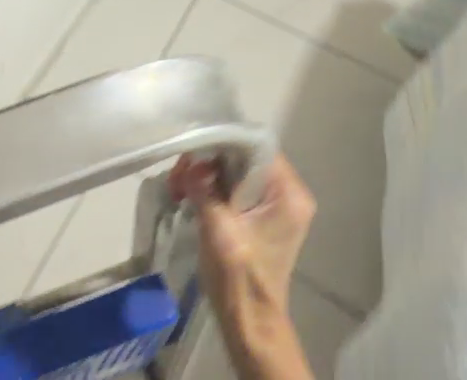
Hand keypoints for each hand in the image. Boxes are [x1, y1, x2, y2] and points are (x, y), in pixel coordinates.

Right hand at [169, 155, 316, 379]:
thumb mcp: (218, 229)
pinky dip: (209, 189)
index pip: (254, 146)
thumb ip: (205, 188)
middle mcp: (287, 194)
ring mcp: (274, 205)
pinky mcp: (259, 216)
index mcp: (288, 194)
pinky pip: (232, 187)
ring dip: (203, 176)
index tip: (190, 154)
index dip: (220, 143)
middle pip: (242, 157)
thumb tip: (190, 161)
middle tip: (178, 177)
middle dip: (206, 162)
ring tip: (178, 189)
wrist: (250, 323)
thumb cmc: (239, 278)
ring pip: (233, 171)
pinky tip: (188, 197)